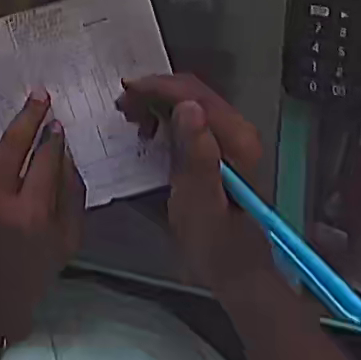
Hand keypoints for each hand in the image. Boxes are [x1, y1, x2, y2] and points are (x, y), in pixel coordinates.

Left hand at [0, 90, 85, 352]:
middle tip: (40, 96)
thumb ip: (72, 194)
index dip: (54, 137)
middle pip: (15, 140)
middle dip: (31, 114)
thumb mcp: (65, 244)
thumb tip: (65, 152)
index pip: (46, 157)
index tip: (57, 125)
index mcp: (31, 213)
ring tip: (6, 153)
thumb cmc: (26, 275)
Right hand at [118, 75, 274, 294]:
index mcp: (236, 138)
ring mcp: (230, 138)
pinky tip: (149, 133)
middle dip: (154, 93)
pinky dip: (164, 117)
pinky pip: (189, 118)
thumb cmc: (214, 242)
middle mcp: (237, 130)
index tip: (126, 92)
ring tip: (132, 119)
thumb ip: (197, 153)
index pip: (193, 94)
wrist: (235, 272)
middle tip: (123, 106)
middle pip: (191, 92)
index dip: (158, 88)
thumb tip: (188, 107)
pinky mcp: (218, 149)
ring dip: (157, 103)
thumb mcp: (199, 201)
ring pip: (189, 102)